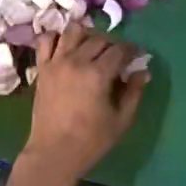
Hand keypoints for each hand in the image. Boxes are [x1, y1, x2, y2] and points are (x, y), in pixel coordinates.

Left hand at [16, 23, 148, 185]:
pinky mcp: (42, 68)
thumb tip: (143, 71)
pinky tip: (66, 47)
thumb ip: (134, 92)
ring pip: (73, 31)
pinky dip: (57, 38)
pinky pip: (46, 40)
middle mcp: (76, 61)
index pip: (119, 49)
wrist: (54, 153)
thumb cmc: (91, 141)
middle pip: (99, 38)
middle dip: (113, 44)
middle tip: (118, 56)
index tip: (137, 54)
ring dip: (87, 35)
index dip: (132, 49)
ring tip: (92, 48)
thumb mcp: (121, 120)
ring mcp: (56, 62)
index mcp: (98, 74)